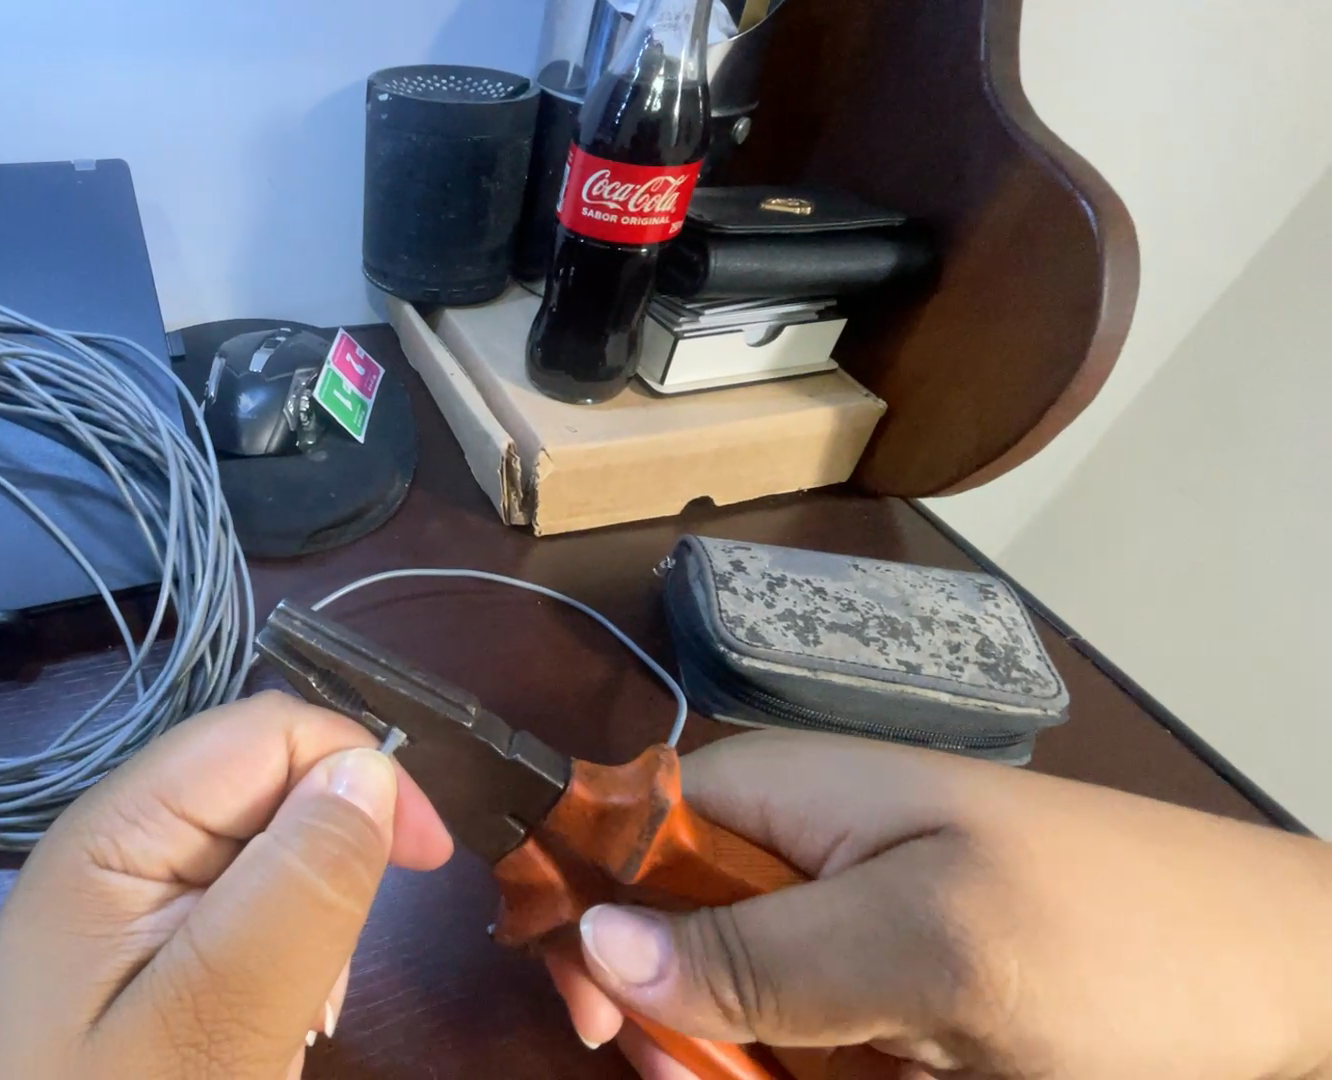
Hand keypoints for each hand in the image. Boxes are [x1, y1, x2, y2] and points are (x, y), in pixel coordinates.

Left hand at [0, 691, 453, 1078]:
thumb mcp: (212, 1027)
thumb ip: (296, 890)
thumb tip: (371, 770)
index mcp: (125, 824)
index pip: (270, 730)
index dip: (359, 769)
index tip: (425, 858)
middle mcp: (126, 829)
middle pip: (271, 777)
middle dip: (331, 853)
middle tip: (336, 972)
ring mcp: (132, 879)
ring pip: (268, 835)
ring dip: (310, 907)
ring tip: (296, 1012)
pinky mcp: (144, 926)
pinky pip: (243, 894)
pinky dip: (282, 943)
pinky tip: (266, 1014)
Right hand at [546, 732, 1331, 1079]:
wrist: (1298, 982)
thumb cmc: (1109, 938)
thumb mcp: (929, 950)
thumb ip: (758, 953)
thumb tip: (595, 941)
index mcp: (767, 788)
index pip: (620, 823)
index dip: (585, 906)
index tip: (592, 1020)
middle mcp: (774, 832)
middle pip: (659, 910)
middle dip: (665, 1004)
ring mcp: (821, 898)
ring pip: (715, 972)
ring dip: (727, 1047)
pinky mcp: (861, 957)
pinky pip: (780, 1007)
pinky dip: (782, 1060)